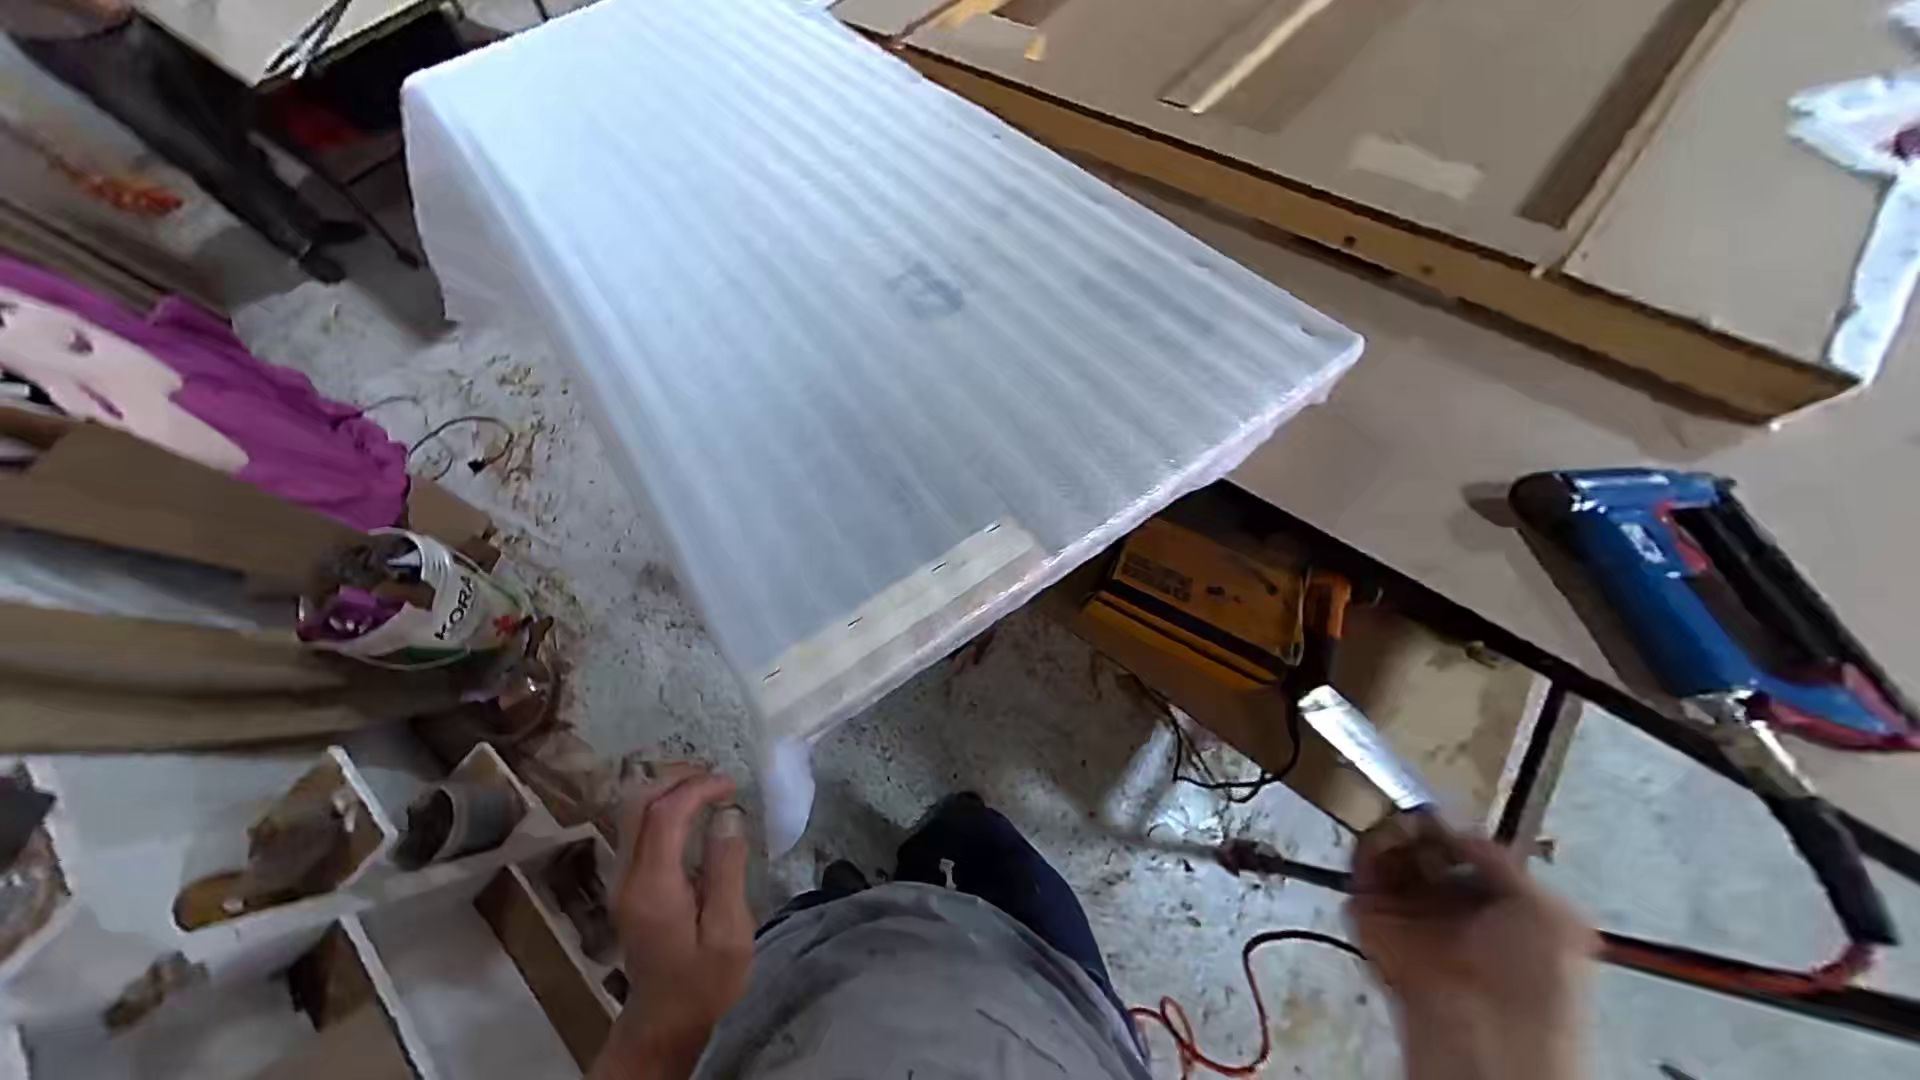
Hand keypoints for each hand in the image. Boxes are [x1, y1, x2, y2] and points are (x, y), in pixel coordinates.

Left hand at [589, 766, 751, 1079]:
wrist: (665, 1023)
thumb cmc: (705, 981)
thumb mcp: (729, 931)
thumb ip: (727, 869)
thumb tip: (727, 815)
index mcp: (652, 888)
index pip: (665, 815)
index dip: (698, 788)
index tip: (732, 785)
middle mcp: (626, 877)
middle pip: (638, 803)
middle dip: (678, 778)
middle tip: (719, 777)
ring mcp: (620, 879)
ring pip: (632, 810)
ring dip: (669, 787)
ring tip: (709, 786)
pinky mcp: (626, 882)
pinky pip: (637, 826)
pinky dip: (664, 804)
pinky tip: (693, 808)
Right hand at [1347, 814, 1594, 1079]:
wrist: (1484, 1025)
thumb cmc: (1532, 981)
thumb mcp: (1554, 915)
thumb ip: (1503, 861)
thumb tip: (1458, 827)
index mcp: (1490, 905)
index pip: (1458, 851)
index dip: (1448, 827)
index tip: (1438, 809)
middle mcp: (1445, 905)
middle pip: (1416, 846)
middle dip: (1413, 825)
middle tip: (1411, 815)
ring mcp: (1405, 910)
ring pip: (1384, 852)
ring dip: (1386, 832)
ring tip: (1395, 825)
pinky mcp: (1369, 916)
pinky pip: (1357, 871)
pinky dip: (1363, 851)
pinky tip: (1379, 843)